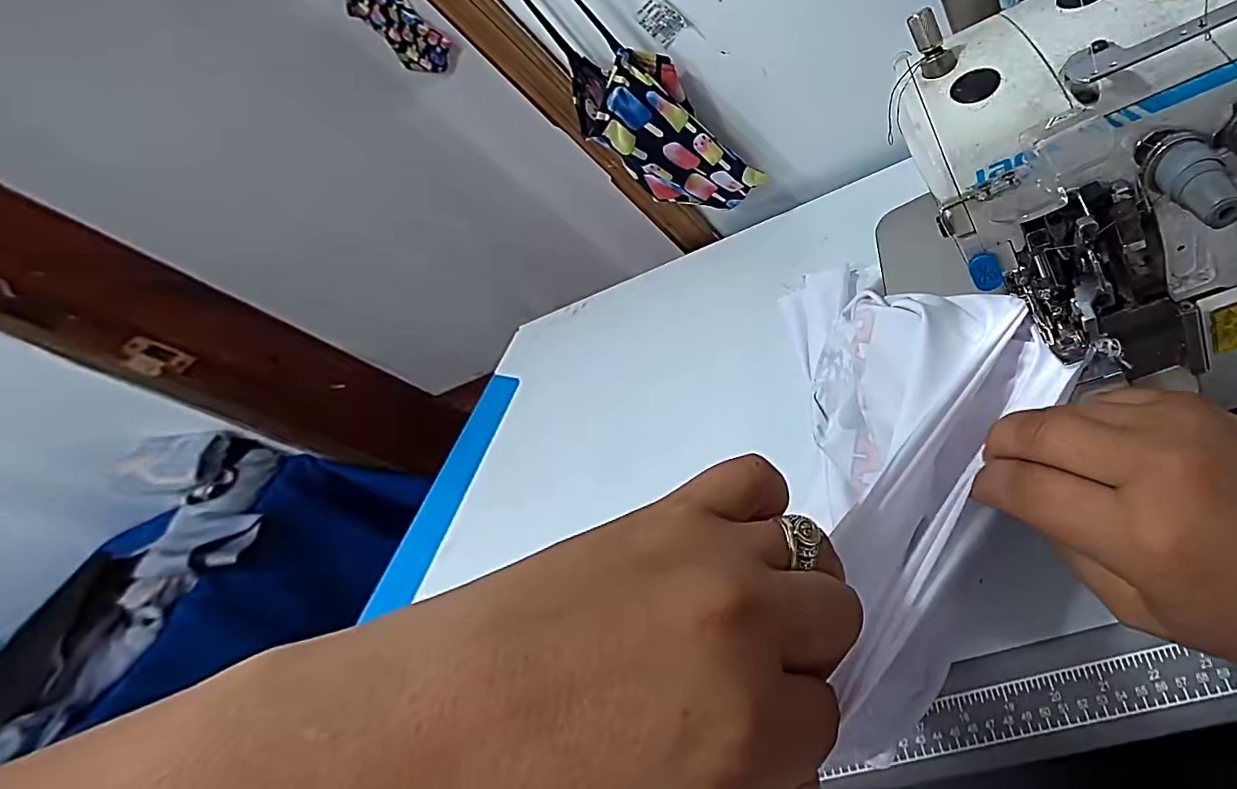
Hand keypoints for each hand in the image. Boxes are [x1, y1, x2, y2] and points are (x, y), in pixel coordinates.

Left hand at [148, 455, 861, 788]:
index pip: (825, 724)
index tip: (748, 750)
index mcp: (745, 732)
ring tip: (738, 613)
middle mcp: (746, 625)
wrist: (400, 745)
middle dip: (799, 661)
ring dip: (787, 587)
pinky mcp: (671, 509)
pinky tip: (727, 542)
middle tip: (744, 683)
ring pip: (811, 548)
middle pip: (837, 618)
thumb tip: (780, 741)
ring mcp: (710, 552)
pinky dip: (757, 507)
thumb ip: (746, 778)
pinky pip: (754, 478)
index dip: (784, 745)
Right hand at [972, 388, 1236, 674]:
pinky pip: (1114, 398)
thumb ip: (1077, 553)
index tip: (982, 486)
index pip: (1034, 489)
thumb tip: (1032, 503)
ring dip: (1047, 428)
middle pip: (1043, 430)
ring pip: (1075, 407)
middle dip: (1003, 440)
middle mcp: (1155, 466)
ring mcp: (1177, 424)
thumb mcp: (1149, 613)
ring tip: (1045, 452)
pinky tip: (1095, 440)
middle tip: (993, 455)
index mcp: (1144, 534)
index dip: (994, 483)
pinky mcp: (1193, 403)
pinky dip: (1090, 417)